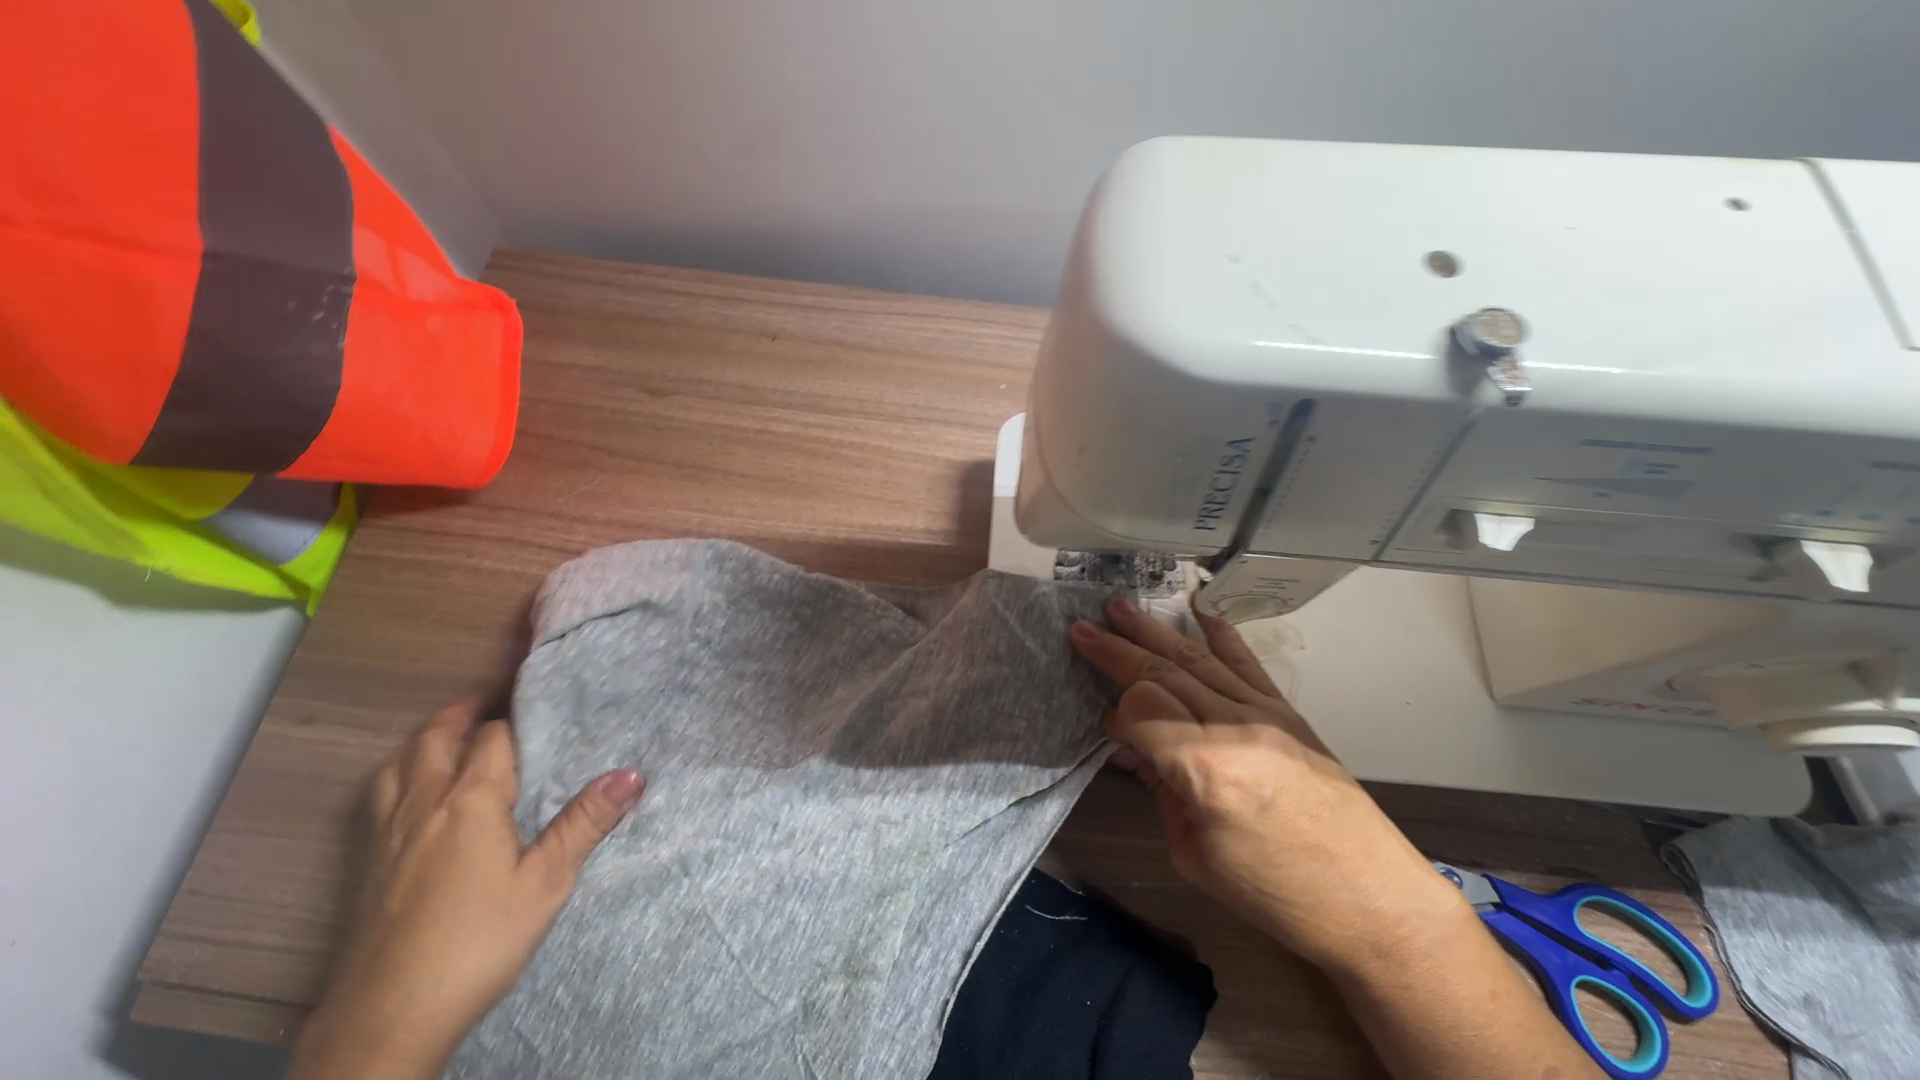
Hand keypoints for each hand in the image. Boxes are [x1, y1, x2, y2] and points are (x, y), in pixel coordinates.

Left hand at [287, 697, 643, 1079]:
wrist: (390, 1012)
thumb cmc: (480, 941)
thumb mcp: (546, 882)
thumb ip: (585, 823)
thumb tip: (633, 773)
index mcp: (471, 800)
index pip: (493, 738)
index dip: (513, 714)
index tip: (531, 695)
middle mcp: (424, 803)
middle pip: (436, 738)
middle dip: (462, 713)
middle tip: (484, 698)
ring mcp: (388, 832)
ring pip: (400, 764)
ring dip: (424, 738)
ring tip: (444, 733)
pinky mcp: (368, 862)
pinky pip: (381, 795)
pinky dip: (399, 773)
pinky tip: (410, 794)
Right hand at [1070, 598, 1467, 974]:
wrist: (1369, 898)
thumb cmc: (1273, 893)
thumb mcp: (1194, 853)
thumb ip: (1161, 789)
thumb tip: (1134, 746)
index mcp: (1205, 769)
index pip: (1142, 709)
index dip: (1115, 710)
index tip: (1099, 718)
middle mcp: (1235, 727)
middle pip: (1164, 672)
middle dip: (1118, 648)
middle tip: (1081, 626)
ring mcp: (1267, 714)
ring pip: (1199, 659)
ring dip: (1156, 630)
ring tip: (1120, 607)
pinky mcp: (1290, 714)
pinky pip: (1248, 664)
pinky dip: (1221, 636)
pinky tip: (1199, 613)